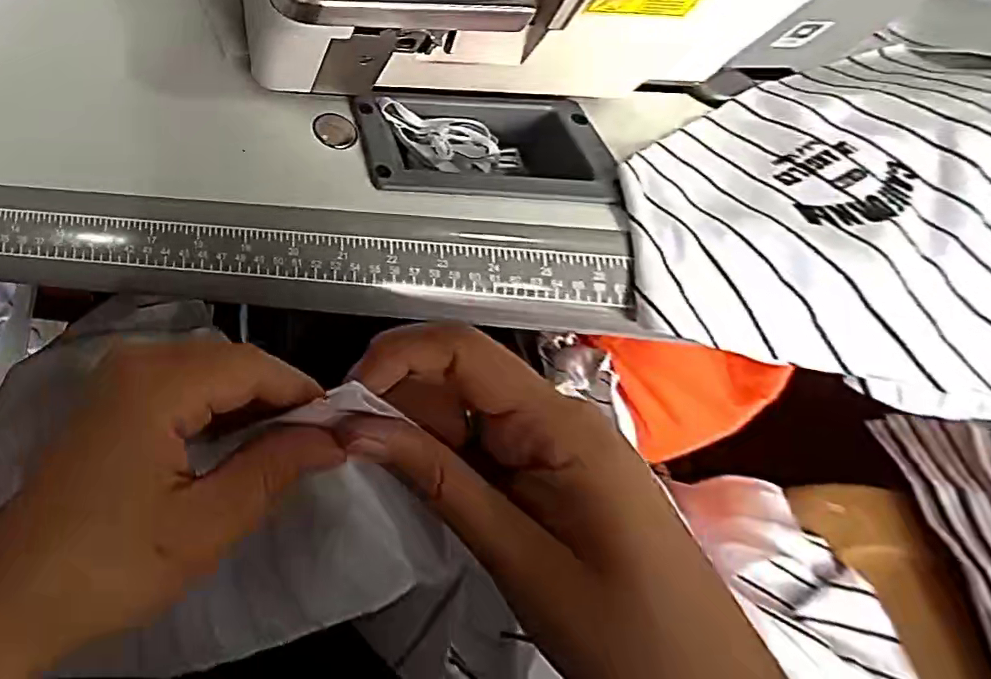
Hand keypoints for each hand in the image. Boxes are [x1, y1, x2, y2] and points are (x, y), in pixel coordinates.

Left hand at [0, 339, 345, 676]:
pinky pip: (177, 378)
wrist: (19, 585)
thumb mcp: (203, 525)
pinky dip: (212, 401)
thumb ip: (270, 470)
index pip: (249, 364)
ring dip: (244, 396)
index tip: (338, 425)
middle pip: (226, 357)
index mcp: (156, 380)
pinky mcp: (112, 390)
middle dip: (274, 392)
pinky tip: (234, 435)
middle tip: (315, 439)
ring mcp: (119, 371)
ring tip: (284, 441)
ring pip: (203, 364)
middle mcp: (136, 358)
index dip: (299, 389)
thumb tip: (328, 439)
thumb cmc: (110, 562)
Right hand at [339, 323, 781, 678]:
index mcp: (561, 425)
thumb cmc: (641, 640)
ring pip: (459, 405)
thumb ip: (437, 481)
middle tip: (353, 441)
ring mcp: (552, 440)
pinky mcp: (545, 466)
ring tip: (388, 471)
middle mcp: (556, 417)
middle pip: (453, 373)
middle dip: (396, 398)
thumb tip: (359, 427)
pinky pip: (477, 438)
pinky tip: (424, 483)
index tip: (350, 394)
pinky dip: (438, 454)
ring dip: (413, 429)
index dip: (395, 357)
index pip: (461, 349)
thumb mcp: (521, 559)